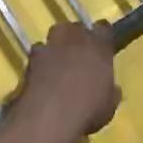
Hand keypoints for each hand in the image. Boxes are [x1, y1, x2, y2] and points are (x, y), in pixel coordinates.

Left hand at [18, 21, 119, 136]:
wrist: (49, 115)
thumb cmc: (88, 110)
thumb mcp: (108, 105)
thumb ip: (109, 90)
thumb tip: (110, 88)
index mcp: (99, 48)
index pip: (103, 28)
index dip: (102, 35)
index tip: (102, 45)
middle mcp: (74, 40)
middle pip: (75, 27)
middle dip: (77, 37)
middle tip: (79, 54)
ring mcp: (50, 45)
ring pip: (55, 33)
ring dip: (58, 44)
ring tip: (59, 61)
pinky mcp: (31, 56)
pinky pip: (38, 50)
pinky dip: (41, 58)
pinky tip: (42, 72)